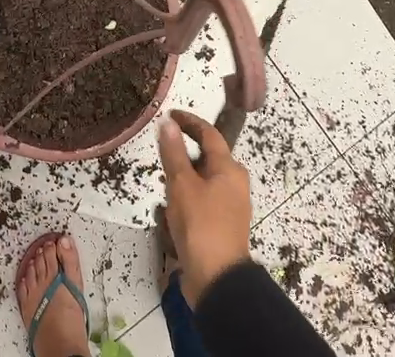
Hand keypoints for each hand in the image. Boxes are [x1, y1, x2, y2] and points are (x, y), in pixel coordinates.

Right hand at [157, 109, 252, 304]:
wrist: (217, 279)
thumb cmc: (200, 224)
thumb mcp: (181, 183)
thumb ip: (173, 152)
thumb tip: (168, 122)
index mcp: (229, 169)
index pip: (209, 134)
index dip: (189, 121)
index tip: (169, 115)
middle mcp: (234, 184)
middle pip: (206, 158)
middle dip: (182, 154)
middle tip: (160, 154)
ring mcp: (229, 207)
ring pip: (201, 181)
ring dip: (181, 180)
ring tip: (161, 186)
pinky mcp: (221, 226)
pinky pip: (201, 202)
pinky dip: (185, 200)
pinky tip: (168, 212)